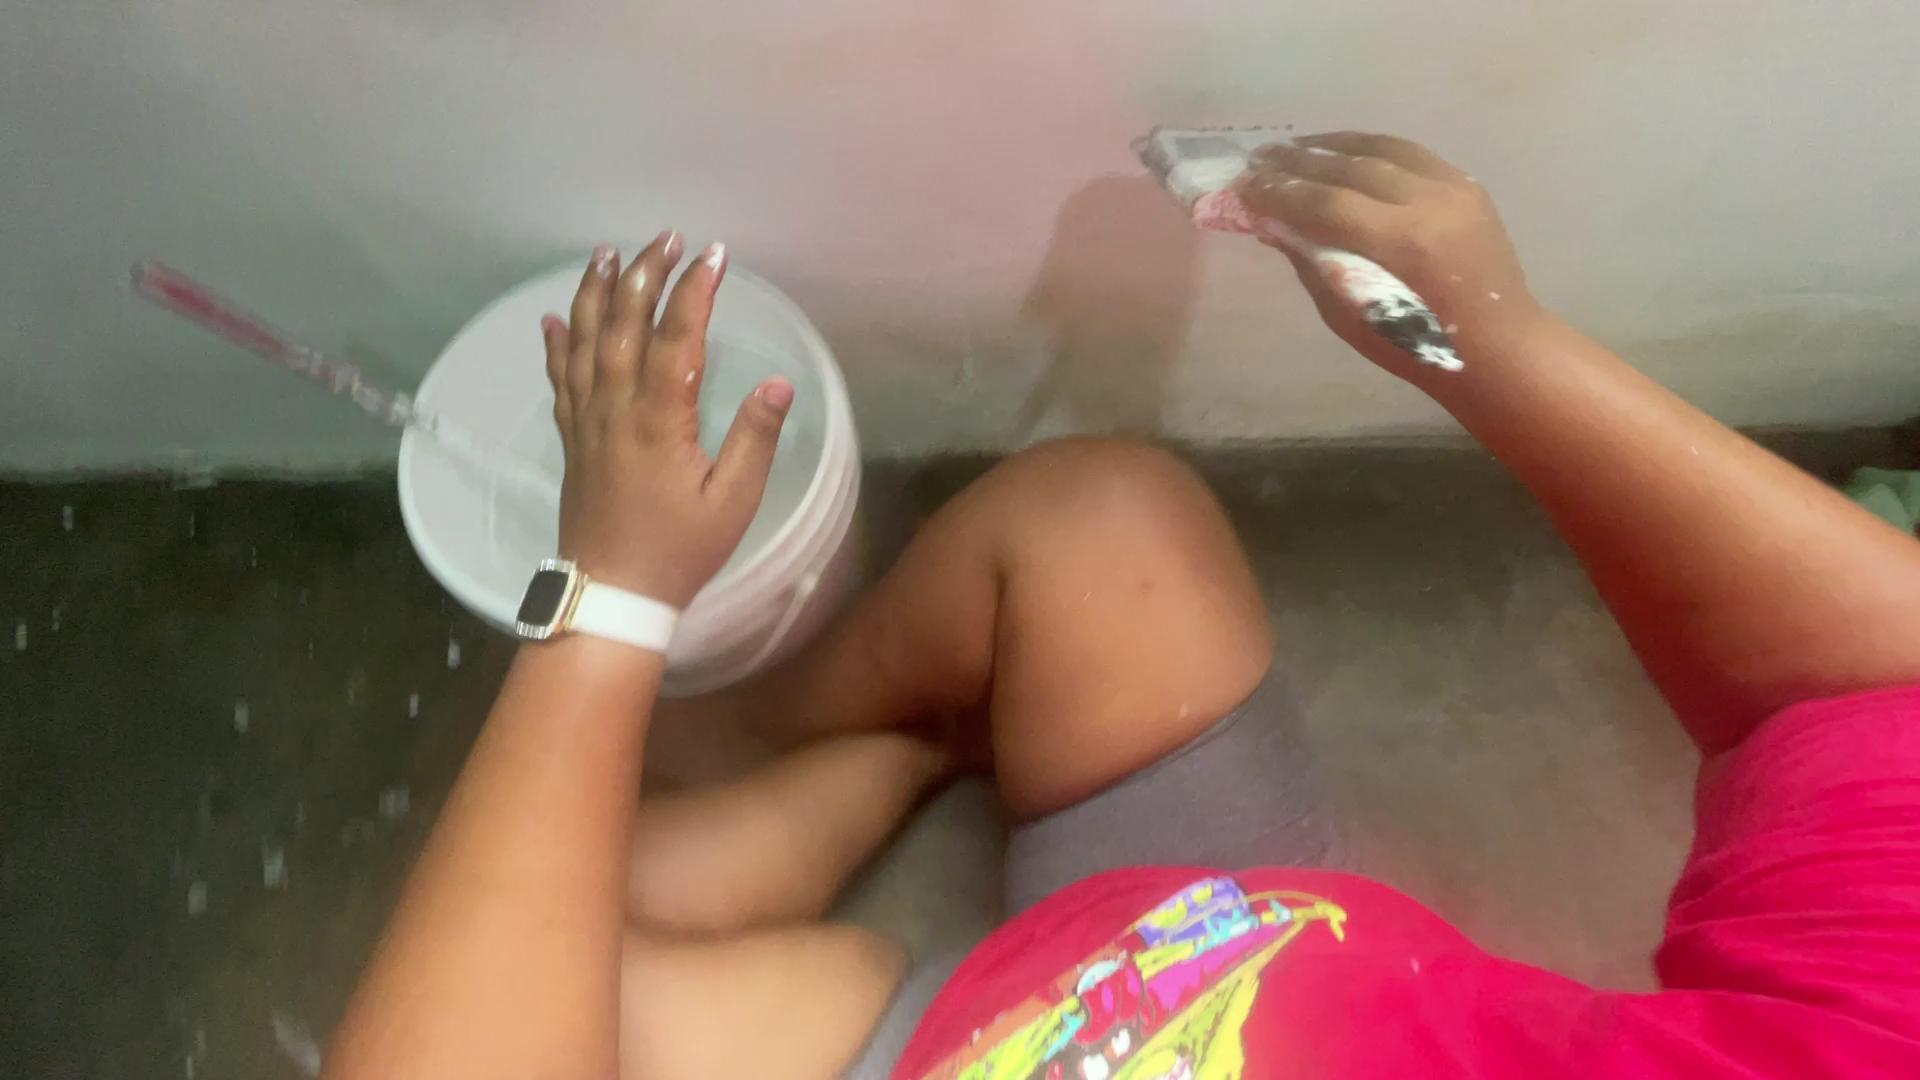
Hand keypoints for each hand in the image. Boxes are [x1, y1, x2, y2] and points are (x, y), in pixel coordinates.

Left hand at [542, 234, 792, 608]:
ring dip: (595, 292)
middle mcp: (615, 407)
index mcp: (658, 419)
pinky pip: (560, 379)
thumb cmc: (681, 548)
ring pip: (584, 341)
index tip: (714, 255)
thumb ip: (755, 439)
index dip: (694, 291)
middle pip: (622, 324)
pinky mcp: (572, 440)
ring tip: (607, 254)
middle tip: (664, 238)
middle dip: (644, 275)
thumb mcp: (733, 501)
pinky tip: (552, 318)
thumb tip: (779, 384)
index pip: (675, 337)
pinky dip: (556, 343)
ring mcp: (586, 421)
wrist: (613, 591)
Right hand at [1235, 132, 1547, 377]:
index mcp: (1397, 243)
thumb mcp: (1346, 314)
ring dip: (1332, 145)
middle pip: (1350, 167)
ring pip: (1382, 149)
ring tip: (1295, 147)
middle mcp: (1427, 203)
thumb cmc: (1409, 344)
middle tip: (1259, 158)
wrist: (1491, 341)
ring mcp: (1451, 188)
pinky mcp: (1464, 184)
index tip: (1244, 185)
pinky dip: (1369, 148)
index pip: (1324, 202)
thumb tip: (1275, 226)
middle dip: (1298, 162)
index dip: (1279, 192)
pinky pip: (1409, 154)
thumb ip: (1312, 263)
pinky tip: (1343, 150)